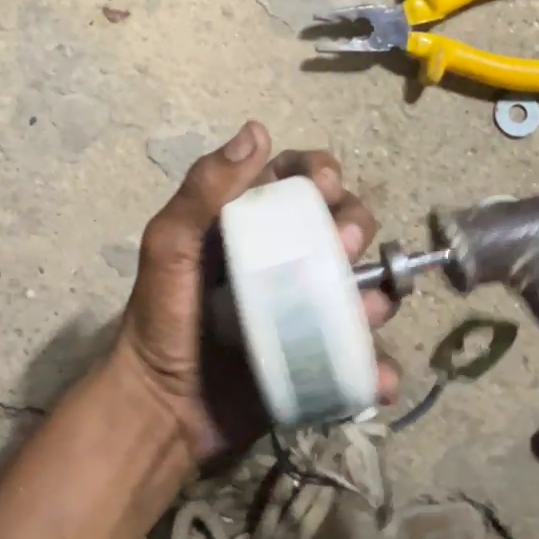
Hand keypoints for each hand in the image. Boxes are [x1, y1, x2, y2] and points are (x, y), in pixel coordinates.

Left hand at [111, 120, 399, 463]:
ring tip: (368, 308)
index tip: (326, 185)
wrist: (160, 409)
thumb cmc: (160, 315)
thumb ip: (206, 188)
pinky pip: (360, 356)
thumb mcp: (170, 244)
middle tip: (345, 243)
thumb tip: (256, 130)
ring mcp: (303, 309)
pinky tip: (376, 373)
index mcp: (248, 223)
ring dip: (378, 291)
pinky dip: (377, 364)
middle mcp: (282, 258)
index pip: (295, 180)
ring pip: (362, 284)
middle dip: (354, 224)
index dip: (319, 172)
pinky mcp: (316, 358)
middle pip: (338, 223)